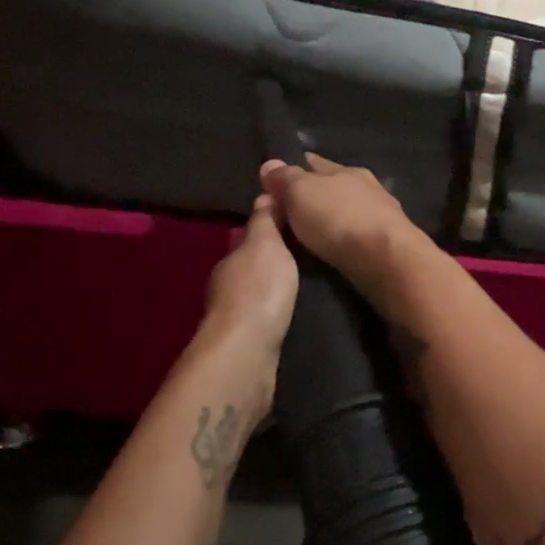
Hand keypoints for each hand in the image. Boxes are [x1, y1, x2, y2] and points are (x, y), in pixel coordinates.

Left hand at [199, 192, 297, 365]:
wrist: (247, 354)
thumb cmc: (258, 291)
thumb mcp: (266, 245)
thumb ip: (265, 221)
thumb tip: (265, 191)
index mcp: (232, 259)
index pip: (254, 236)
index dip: (275, 227)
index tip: (302, 220)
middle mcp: (229, 286)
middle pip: (256, 266)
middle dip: (279, 260)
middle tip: (315, 253)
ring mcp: (237, 318)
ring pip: (261, 294)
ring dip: (279, 289)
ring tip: (313, 283)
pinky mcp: (249, 344)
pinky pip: (267, 319)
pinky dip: (279, 313)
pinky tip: (297, 312)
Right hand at [259, 153, 427, 284]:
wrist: (386, 258)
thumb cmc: (338, 219)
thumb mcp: (302, 192)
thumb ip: (285, 179)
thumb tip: (271, 164)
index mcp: (346, 170)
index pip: (315, 163)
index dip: (296, 168)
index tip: (278, 176)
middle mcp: (366, 187)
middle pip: (333, 185)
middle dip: (314, 193)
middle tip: (288, 208)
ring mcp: (380, 214)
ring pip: (347, 209)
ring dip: (330, 215)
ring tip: (308, 230)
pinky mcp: (386, 242)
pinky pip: (356, 233)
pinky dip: (342, 236)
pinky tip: (334, 246)